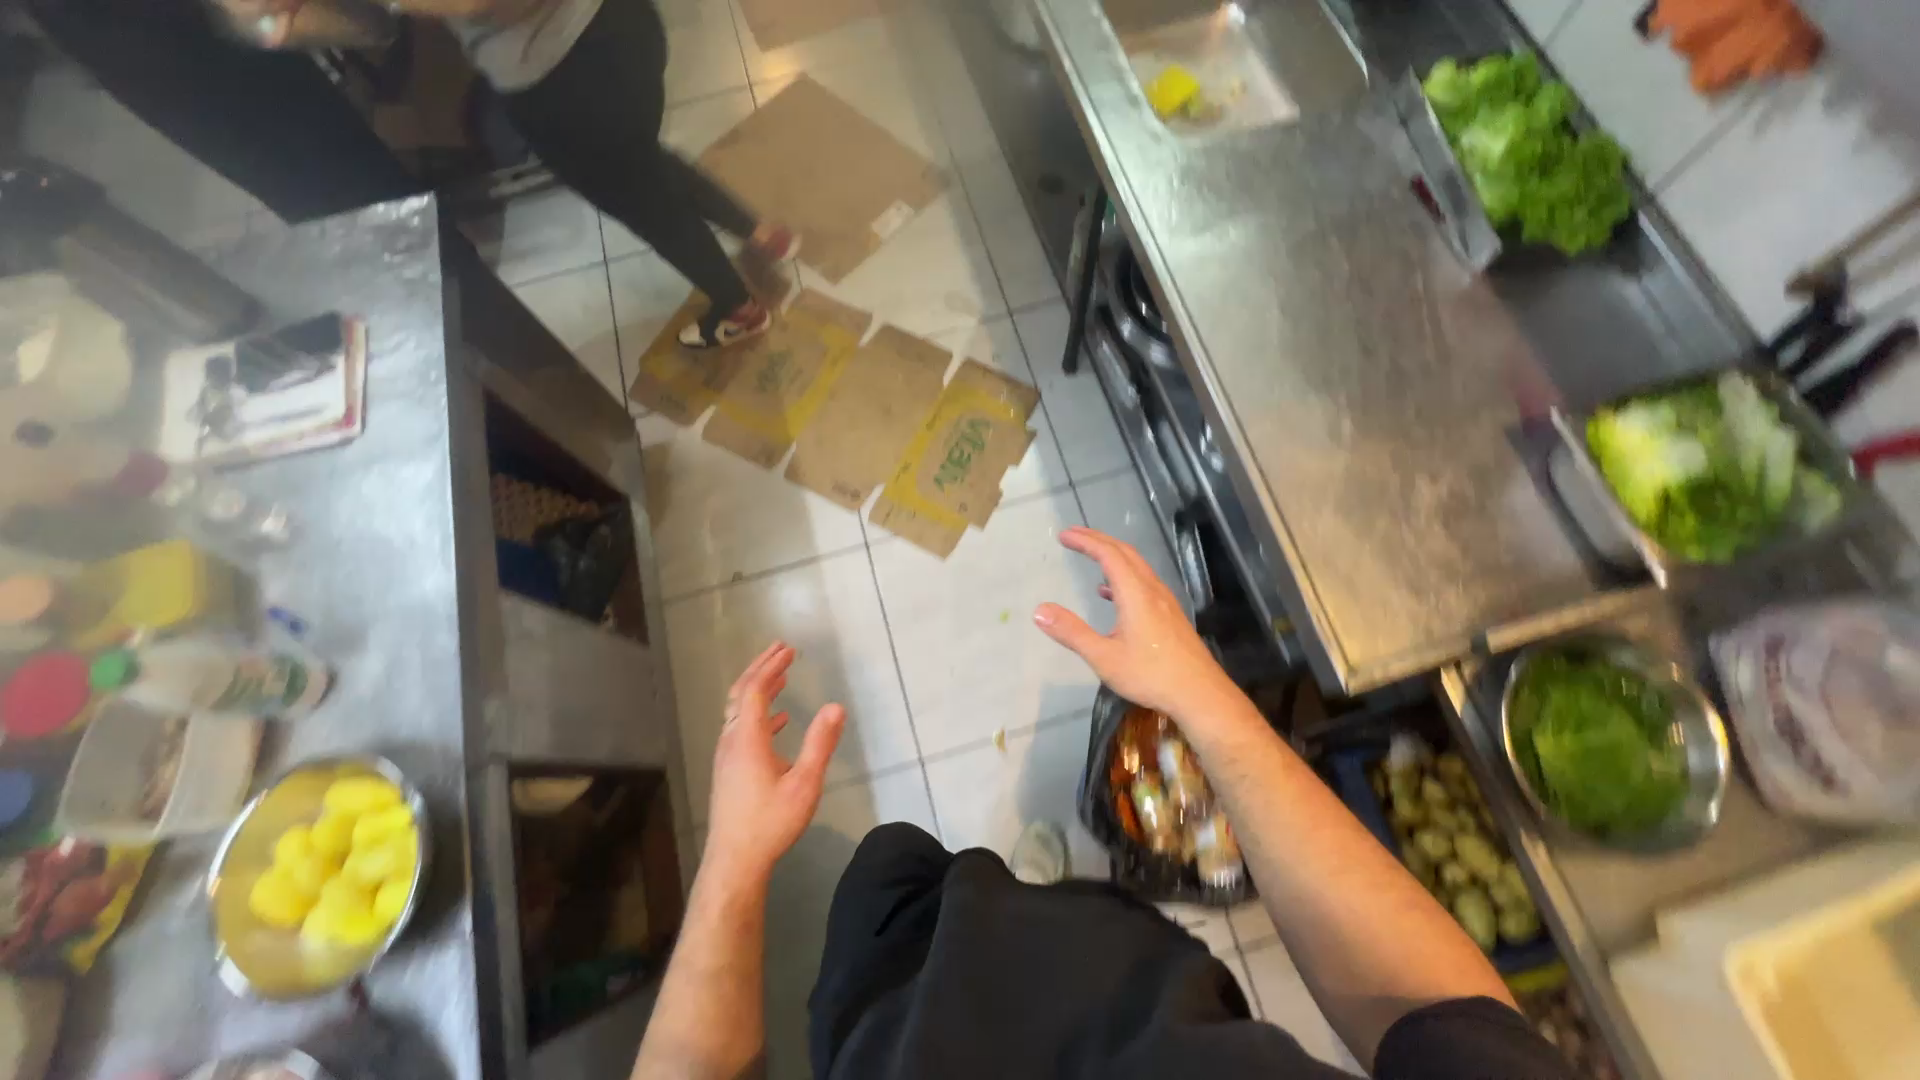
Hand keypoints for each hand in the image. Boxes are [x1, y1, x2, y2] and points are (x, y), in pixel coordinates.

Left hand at [702, 642, 845, 885]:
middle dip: (760, 669)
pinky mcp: (729, 770)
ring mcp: (727, 756)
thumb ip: (820, 743)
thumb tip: (836, 707)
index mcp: (747, 738)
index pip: (756, 689)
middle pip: (741, 693)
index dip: (771, 666)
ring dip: (758, 690)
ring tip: (780, 677)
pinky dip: (758, 715)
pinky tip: (779, 722)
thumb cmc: (771, 821)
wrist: (735, 860)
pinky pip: (741, 728)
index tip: (789, 650)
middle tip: (781, 650)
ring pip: (738, 711)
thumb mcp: (804, 783)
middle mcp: (732, 740)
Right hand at [1033, 527, 1241, 727]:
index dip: (1086, 541)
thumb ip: (1072, 632)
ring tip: (1091, 556)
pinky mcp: (1171, 615)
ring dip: (1113, 556)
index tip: (1064, 536)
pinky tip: (1112, 594)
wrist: (1200, 695)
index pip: (1109, 555)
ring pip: (1137, 567)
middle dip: (1098, 541)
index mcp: (1136, 594)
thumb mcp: (1104, 658)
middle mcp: (1153, 590)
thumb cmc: (1151, 675)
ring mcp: (1165, 602)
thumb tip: (1040, 610)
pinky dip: (1124, 576)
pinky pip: (1144, 583)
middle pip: (1125, 553)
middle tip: (1074, 537)